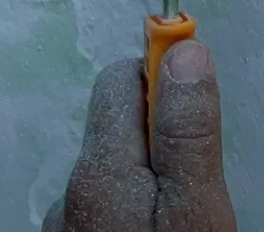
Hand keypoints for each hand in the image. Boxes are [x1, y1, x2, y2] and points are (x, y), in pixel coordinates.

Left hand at [44, 41, 236, 231]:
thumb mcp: (195, 203)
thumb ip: (188, 128)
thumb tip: (185, 50)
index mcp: (99, 168)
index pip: (120, 77)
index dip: (164, 76)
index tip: (197, 100)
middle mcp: (69, 192)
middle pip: (120, 122)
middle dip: (162, 130)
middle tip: (196, 174)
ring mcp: (66, 225)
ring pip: (117, 165)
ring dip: (150, 172)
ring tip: (181, 214)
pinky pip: (108, 202)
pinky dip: (135, 204)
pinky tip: (158, 230)